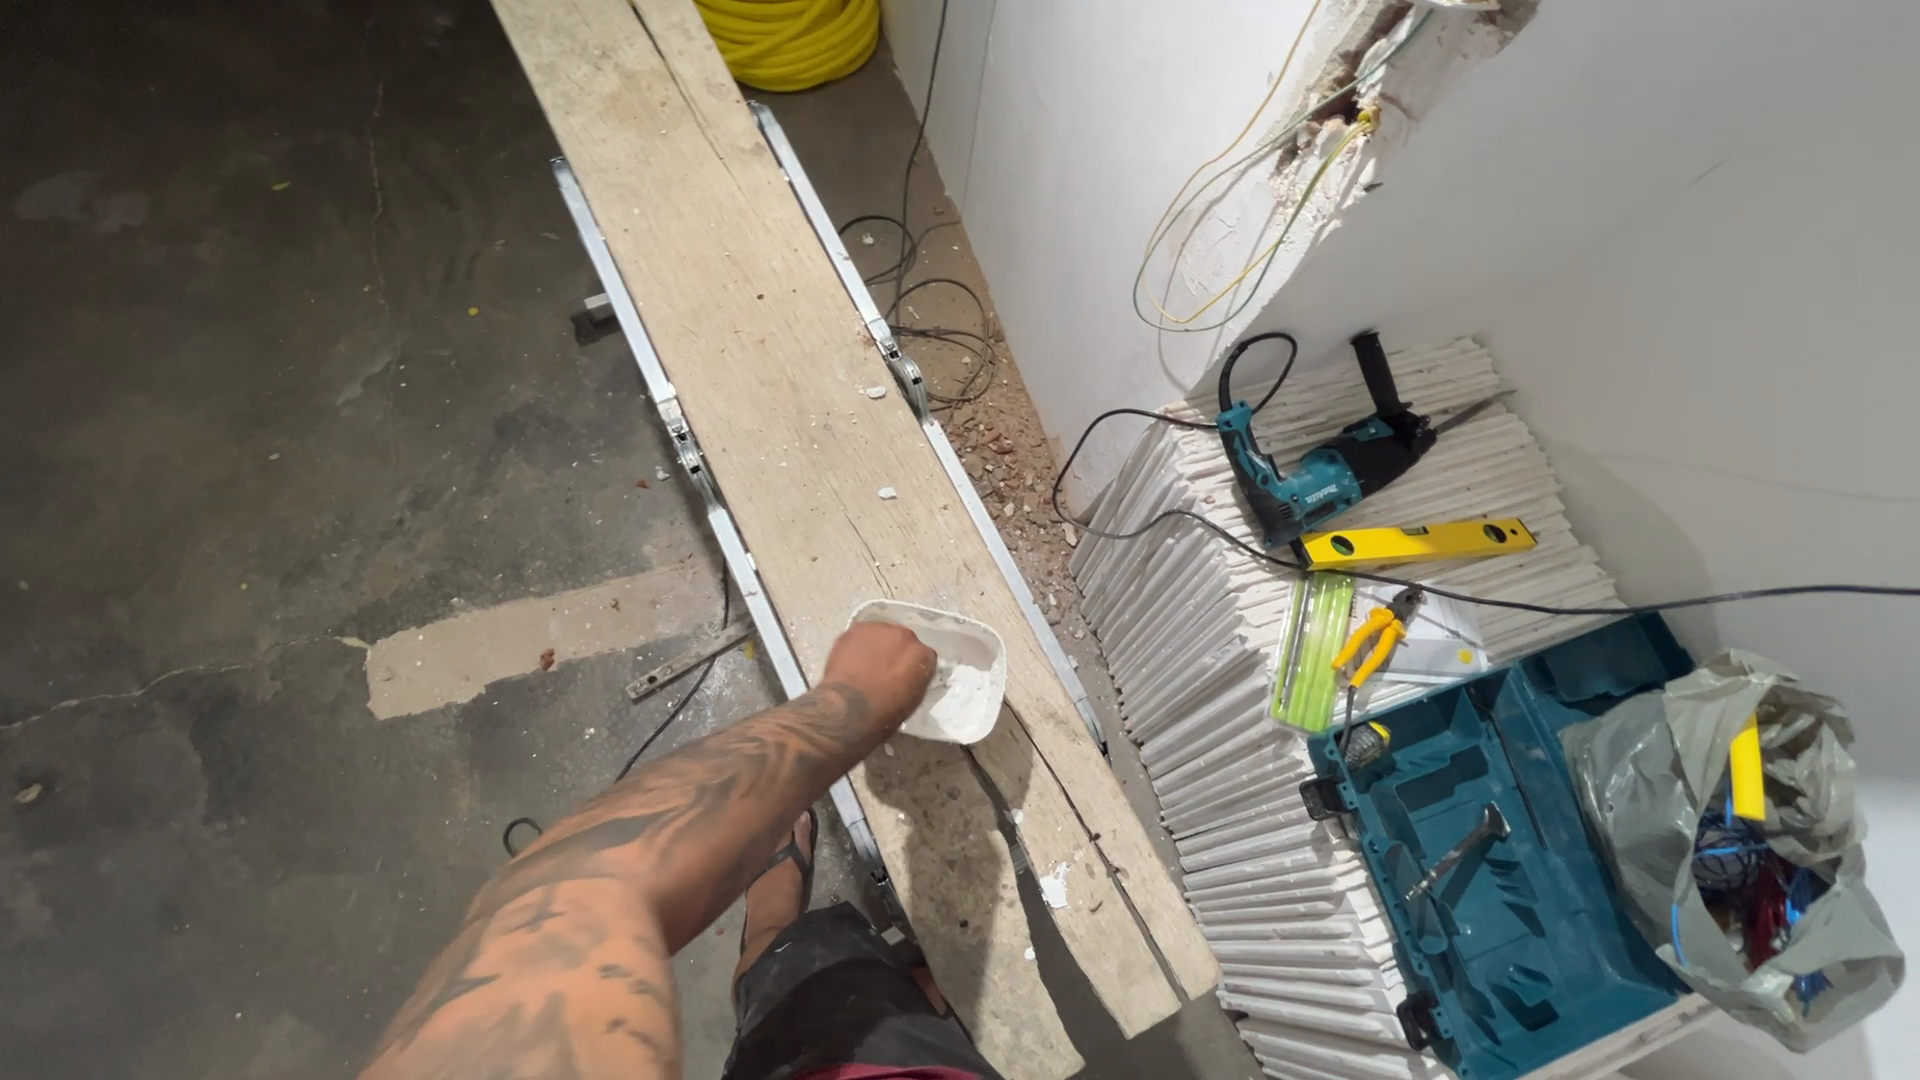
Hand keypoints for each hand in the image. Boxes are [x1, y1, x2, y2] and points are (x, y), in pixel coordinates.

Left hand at [821, 621, 936, 734]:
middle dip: (894, 652)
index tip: (901, 676)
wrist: (849, 707)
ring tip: (863, 663)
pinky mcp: (858, 627)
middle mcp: (907, 636)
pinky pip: (861, 634)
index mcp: (924, 656)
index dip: (910, 666)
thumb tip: (908, 674)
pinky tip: (850, 658)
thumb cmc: (883, 713)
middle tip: (881, 669)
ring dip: (876, 645)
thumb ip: (915, 679)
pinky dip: (857, 644)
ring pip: (881, 634)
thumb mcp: (912, 700)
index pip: (922, 656)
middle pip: (902, 640)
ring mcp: (882, 629)